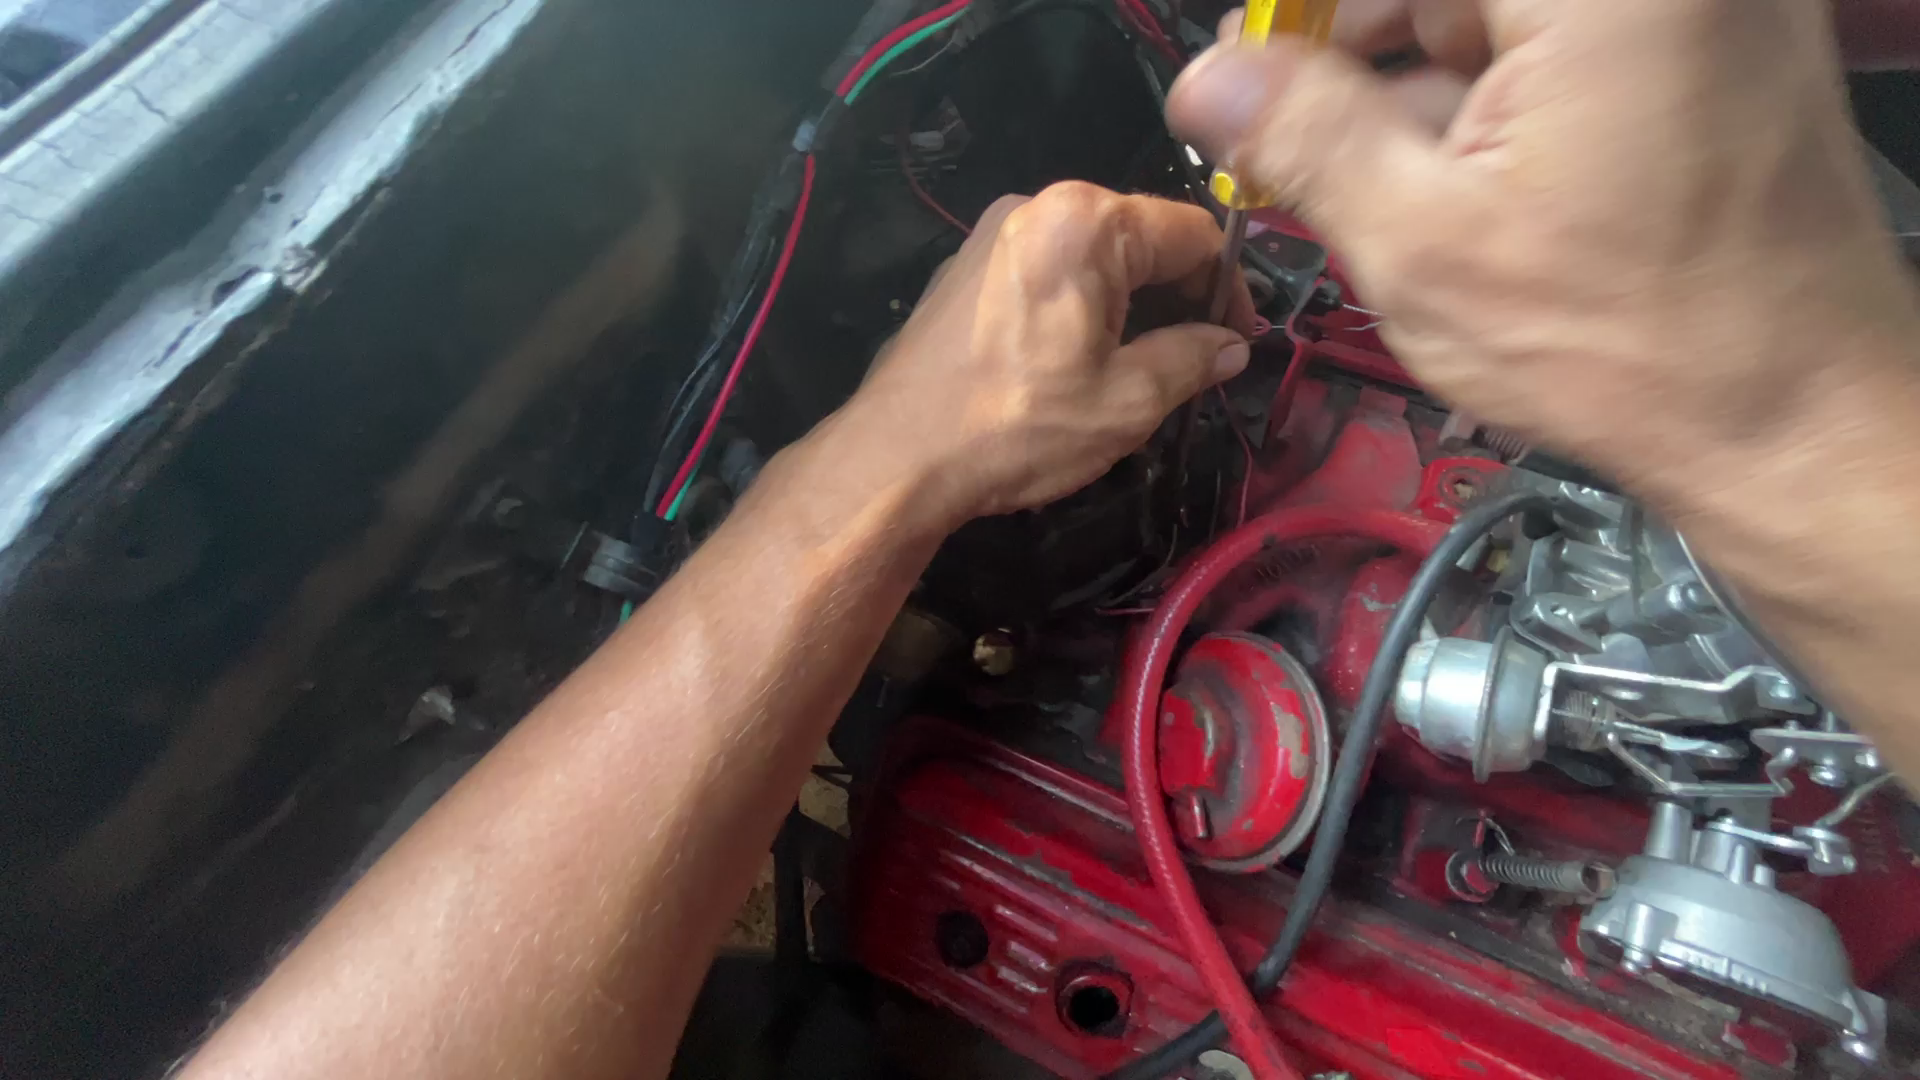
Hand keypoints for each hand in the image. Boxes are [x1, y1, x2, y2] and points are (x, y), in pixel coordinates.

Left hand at [832, 181, 1254, 524]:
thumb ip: (1189, 360)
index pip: (1190, 233)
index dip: (1229, 286)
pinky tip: (1073, 358)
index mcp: (1084, 223)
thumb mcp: (1123, 403)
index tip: (1240, 337)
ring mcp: (988, 238)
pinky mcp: (960, 273)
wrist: (896, 460)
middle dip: (1175, 296)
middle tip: (1194, 358)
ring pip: (1088, 258)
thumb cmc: (1016, 429)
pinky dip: (1075, 306)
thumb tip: (1230, 346)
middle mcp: (1033, 208)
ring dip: (1125, 305)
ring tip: (1137, 365)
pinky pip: (1042, 274)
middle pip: (1136, 239)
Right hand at [1167, 1, 1919, 502]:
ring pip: (1483, 22)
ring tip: (1343, 183)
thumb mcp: (1415, 243)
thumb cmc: (1597, 339)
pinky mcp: (1682, 60)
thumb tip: (1203, 79)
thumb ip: (1306, 140)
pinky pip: (1536, 55)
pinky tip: (1417, 183)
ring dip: (1396, 92)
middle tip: (1275, 143)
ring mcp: (1679, 13)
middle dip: (1347, 55)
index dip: (1303, 16)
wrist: (1778, 411)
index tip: (1240, 77)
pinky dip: (1458, 108)